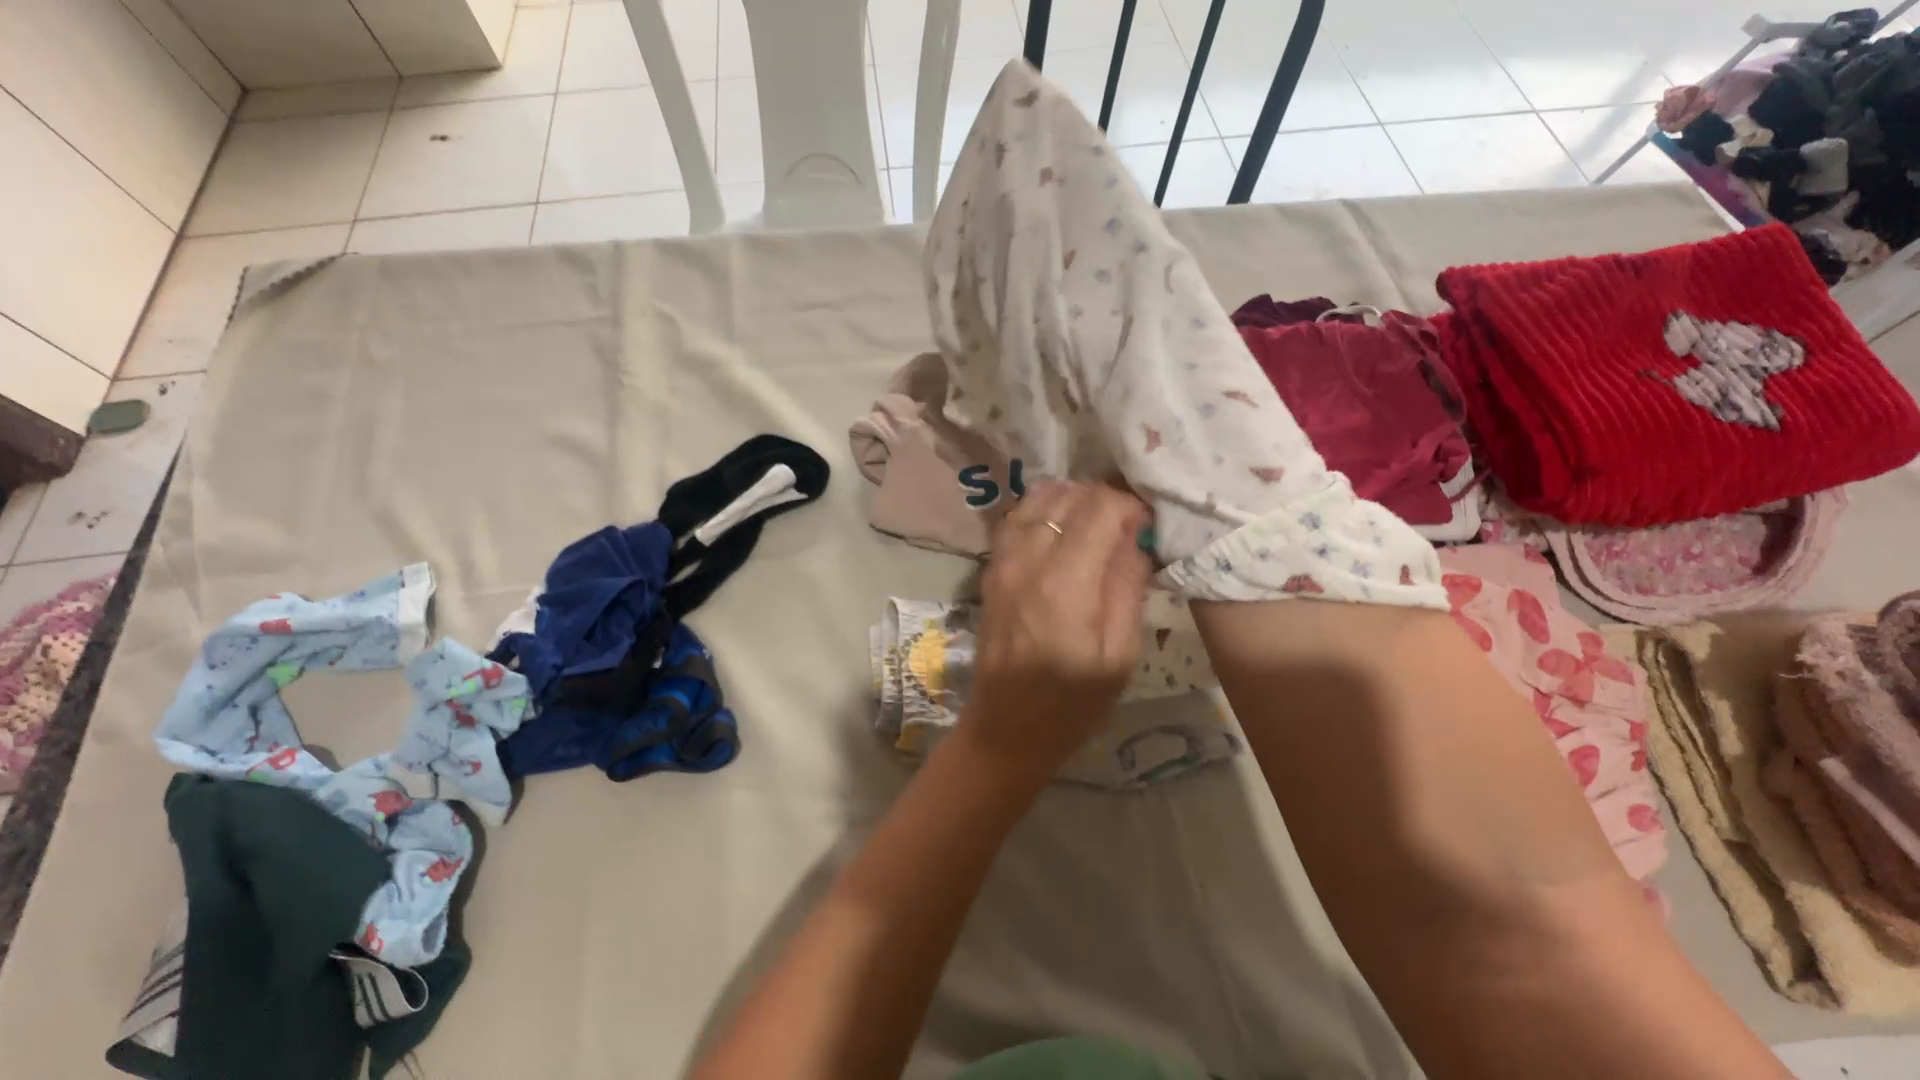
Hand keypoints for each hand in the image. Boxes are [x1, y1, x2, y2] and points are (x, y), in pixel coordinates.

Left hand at [957, 480, 1153, 778]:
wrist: (1006, 729)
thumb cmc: (1072, 703)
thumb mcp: (1119, 656)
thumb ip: (1128, 588)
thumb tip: (1136, 538)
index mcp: (1066, 583)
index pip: (1100, 507)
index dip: (1131, 506)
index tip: (1147, 526)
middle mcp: (1028, 560)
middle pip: (1068, 494)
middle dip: (1104, 500)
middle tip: (1127, 527)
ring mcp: (1003, 562)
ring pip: (1038, 498)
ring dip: (1072, 501)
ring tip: (1096, 526)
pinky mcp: (991, 570)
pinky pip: (1016, 518)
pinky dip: (1042, 511)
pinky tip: (1062, 531)